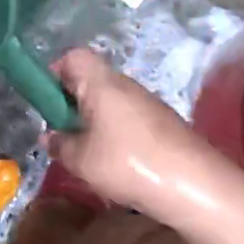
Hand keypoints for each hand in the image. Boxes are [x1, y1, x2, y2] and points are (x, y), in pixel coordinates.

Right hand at [47, 49, 243, 230]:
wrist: (196, 187)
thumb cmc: (128, 163)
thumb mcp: (80, 159)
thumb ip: (59, 144)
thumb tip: (51, 136)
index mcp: (101, 83)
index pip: (73, 56)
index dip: (55, 73)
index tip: (47, 103)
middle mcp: (125, 85)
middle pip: (90, 79)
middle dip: (72, 102)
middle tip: (64, 133)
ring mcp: (148, 103)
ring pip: (109, 101)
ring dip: (94, 121)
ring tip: (89, 154)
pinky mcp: (163, 123)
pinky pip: (128, 117)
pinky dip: (116, 133)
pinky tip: (117, 163)